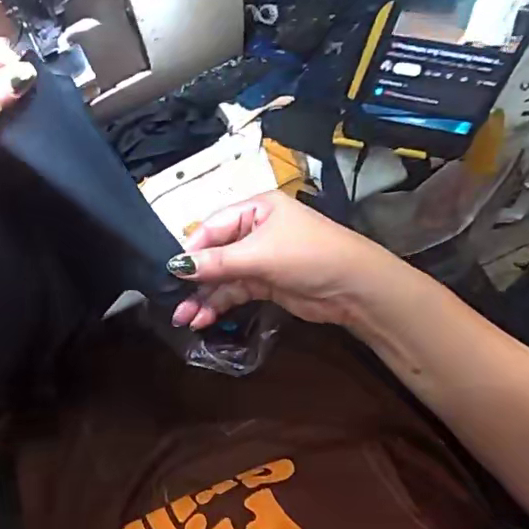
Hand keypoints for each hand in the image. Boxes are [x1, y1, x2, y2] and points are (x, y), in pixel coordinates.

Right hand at [166, 190, 412, 330]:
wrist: (357, 289)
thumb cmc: (310, 256)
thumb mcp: (261, 255)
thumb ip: (217, 262)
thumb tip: (176, 266)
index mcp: (256, 209)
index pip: (211, 227)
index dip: (191, 250)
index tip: (171, 273)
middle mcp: (254, 231)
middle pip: (213, 255)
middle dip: (193, 280)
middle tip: (173, 302)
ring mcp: (259, 258)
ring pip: (221, 278)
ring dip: (202, 298)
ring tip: (184, 319)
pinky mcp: (264, 283)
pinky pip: (233, 292)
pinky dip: (218, 305)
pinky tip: (202, 319)